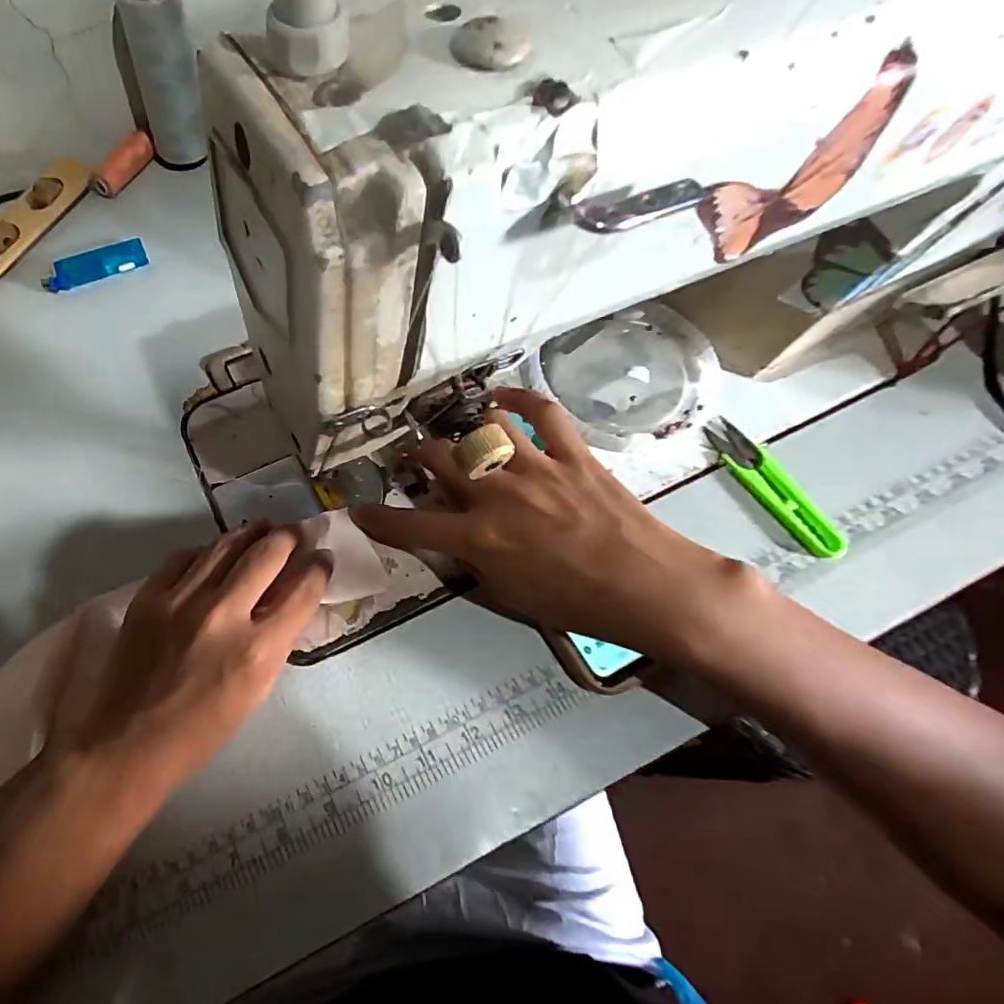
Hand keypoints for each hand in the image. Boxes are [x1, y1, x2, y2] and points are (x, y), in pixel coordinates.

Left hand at [47, 522, 332, 786]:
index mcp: (258, 650)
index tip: (323, 558)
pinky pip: (186, 557)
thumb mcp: (258, 690)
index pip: (303, 589)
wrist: (125, 744)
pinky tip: (215, 553)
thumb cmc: (202, 730)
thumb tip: (292, 598)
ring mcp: (182, 601)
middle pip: (269, 553)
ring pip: (227, 545)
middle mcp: (223, 615)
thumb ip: (278, 639)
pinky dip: (208, 550)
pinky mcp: (149, 597)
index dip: (320, 567)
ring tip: (265, 528)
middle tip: (298, 532)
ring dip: (253, 533)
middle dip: (291, 537)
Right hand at [351, 388, 755, 664]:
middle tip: (412, 454)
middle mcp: (497, 495)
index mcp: (478, 538)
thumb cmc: (575, 604)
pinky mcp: (571, 453)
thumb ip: (475, 564)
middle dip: (416, 454)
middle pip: (440, 458)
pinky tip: (503, 399)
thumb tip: (458, 541)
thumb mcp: (510, 596)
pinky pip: (543, 413)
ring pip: (484, 431)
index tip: (359, 509)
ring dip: (463, 427)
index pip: (411, 525)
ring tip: (459, 428)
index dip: (379, 518)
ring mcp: (535, 468)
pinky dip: (520, 399)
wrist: (643, 586)